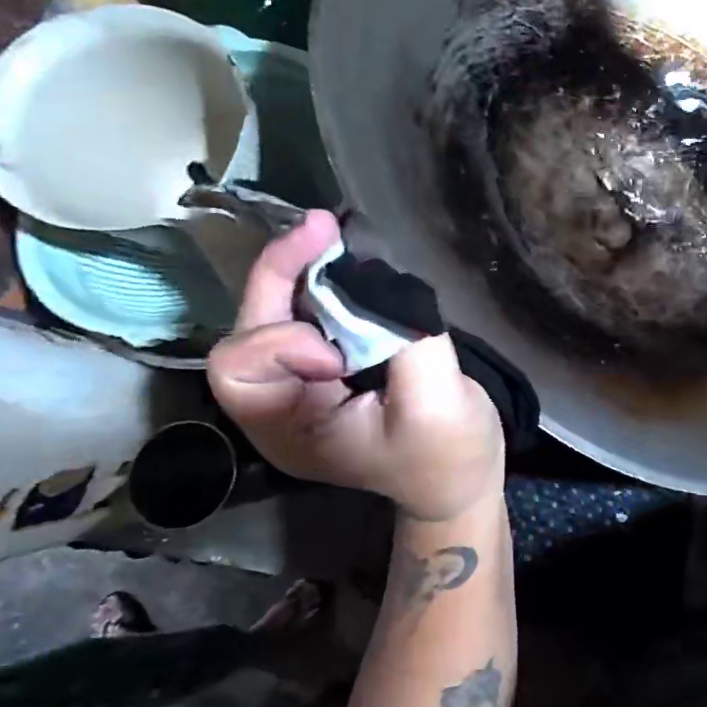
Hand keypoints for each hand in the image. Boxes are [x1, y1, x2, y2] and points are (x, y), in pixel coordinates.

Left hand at [207, 211, 504, 522]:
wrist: (462, 481)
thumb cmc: (448, 454)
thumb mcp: (435, 403)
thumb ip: (404, 338)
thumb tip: (383, 278)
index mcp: (288, 427)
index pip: (243, 365)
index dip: (286, 339)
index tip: (344, 354)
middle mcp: (280, 403)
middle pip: (250, 326)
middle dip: (282, 273)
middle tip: (323, 226)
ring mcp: (304, 384)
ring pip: (278, 312)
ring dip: (302, 270)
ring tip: (334, 231)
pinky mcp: (333, 367)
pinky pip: (313, 315)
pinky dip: (328, 282)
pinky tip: (351, 259)